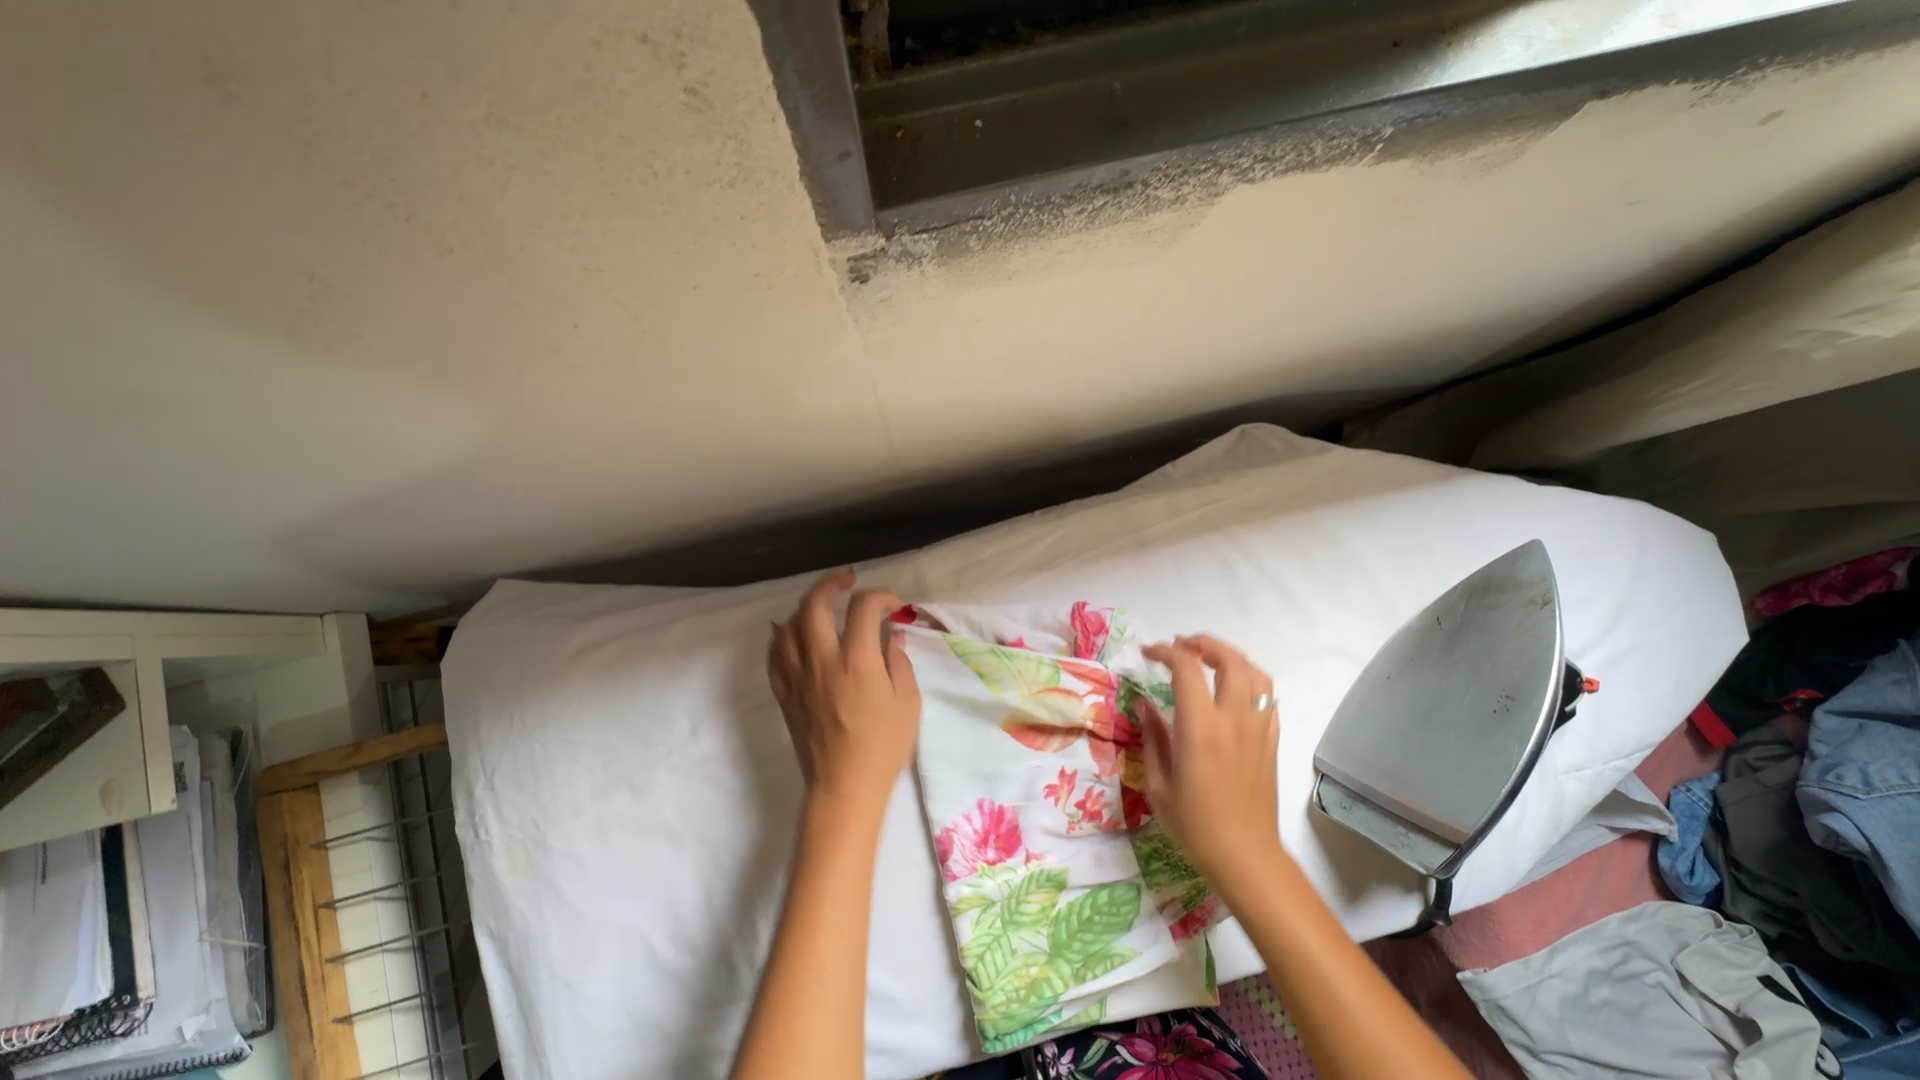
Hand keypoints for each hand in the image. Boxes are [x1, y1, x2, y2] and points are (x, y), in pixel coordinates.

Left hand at [767, 569, 921, 805]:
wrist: (844, 787)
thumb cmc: (883, 748)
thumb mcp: (908, 703)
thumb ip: (900, 662)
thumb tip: (892, 636)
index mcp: (857, 660)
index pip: (863, 607)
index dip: (881, 596)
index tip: (893, 605)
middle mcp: (822, 659)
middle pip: (815, 604)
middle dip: (831, 583)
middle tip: (848, 580)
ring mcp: (797, 675)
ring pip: (788, 624)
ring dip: (806, 607)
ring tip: (822, 607)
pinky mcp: (783, 693)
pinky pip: (774, 653)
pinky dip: (783, 636)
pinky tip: (794, 635)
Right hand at [1139, 634, 1283, 895]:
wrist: (1245, 855)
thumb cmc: (1194, 825)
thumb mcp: (1157, 785)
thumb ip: (1152, 738)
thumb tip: (1144, 704)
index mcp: (1200, 729)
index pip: (1186, 667)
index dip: (1165, 651)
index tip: (1148, 654)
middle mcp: (1233, 719)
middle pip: (1228, 659)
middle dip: (1203, 643)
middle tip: (1181, 646)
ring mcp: (1258, 728)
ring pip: (1255, 673)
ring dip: (1231, 657)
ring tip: (1209, 660)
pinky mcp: (1272, 740)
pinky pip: (1268, 697)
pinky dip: (1250, 681)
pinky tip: (1234, 691)